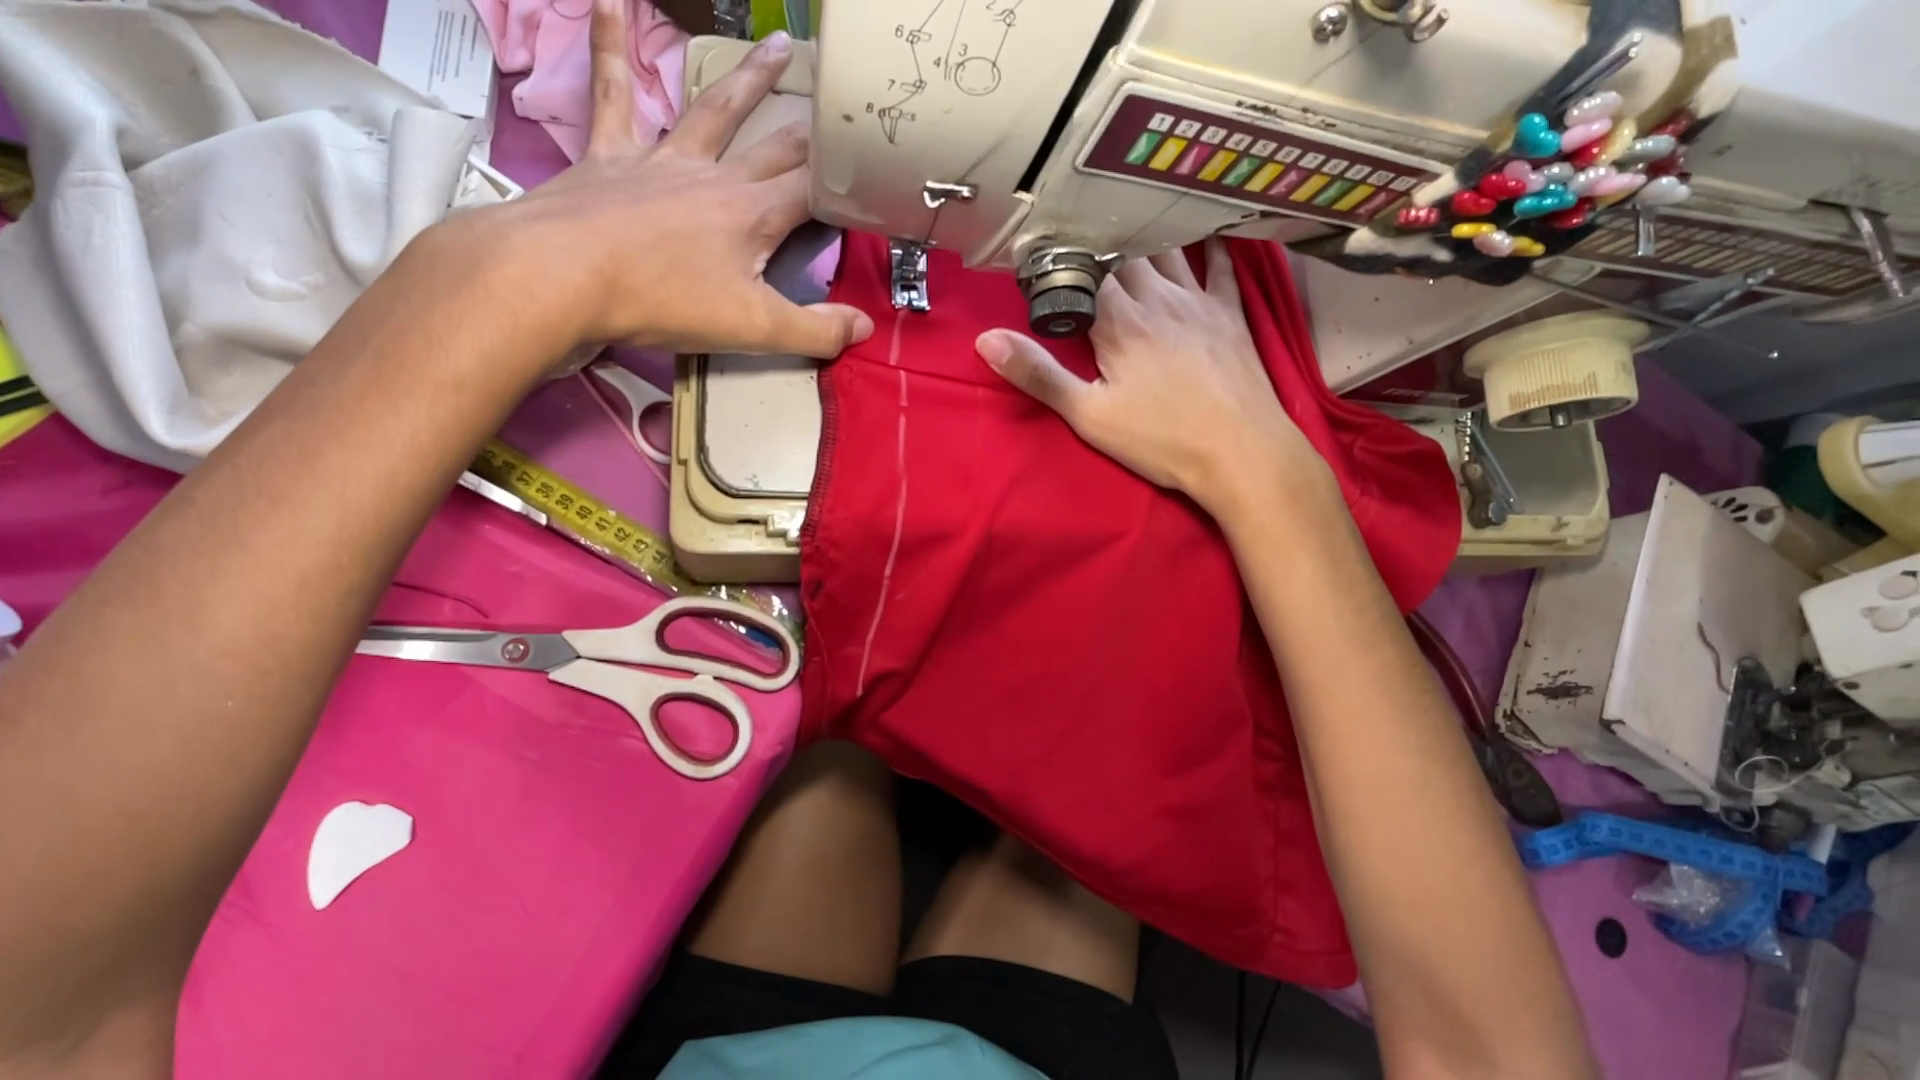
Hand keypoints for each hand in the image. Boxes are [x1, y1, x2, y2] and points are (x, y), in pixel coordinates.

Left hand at [454, 0, 872, 361]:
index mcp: (753, 215)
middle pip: (776, 146)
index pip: (813, 192)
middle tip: (839, 100)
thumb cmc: (661, 301)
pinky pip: (613, 93)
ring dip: (748, 79)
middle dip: (813, 127)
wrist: (560, 276)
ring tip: (776, 46)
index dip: (845, 185)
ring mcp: (661, 160)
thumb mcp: (752, 330)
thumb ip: (814, 331)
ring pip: (714, 109)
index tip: (871, 173)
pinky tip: (605, 2)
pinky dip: (609, 46)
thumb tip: (865, 327)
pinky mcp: (609, 157)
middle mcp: (715, 177)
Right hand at [975, 242, 1325, 516]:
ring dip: (1144, 237)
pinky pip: (1219, 265)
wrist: (1241, 451)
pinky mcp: (1229, 312)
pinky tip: (1204, 231)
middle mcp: (1156, 297)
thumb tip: (986, 340)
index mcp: (1117, 320)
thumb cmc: (1161, 439)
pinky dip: (1209, 245)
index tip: (1044, 253)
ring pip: (1166, 251)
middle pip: (1123, 253)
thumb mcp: (1089, 415)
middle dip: (1099, 245)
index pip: (1083, 268)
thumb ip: (1039, 375)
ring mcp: (1197, 300)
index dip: (1062, 257)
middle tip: (1081, 239)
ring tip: (1126, 226)